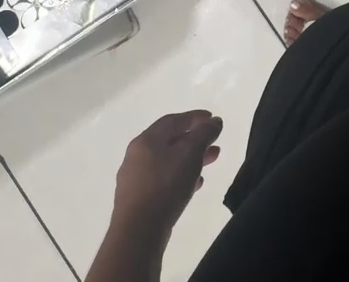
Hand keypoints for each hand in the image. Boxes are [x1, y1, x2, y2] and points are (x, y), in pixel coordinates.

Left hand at [108, 110, 223, 238]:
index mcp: (146, 140)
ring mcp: (134, 180)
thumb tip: (214, 121)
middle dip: (195, 140)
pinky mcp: (137, 200)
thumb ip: (205, 133)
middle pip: (170, 141)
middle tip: (214, 143)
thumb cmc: (166, 185)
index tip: (213, 119)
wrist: (138, 232)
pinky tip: (194, 184)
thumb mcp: (191, 153)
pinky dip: (180, 177)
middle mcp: (136, 157)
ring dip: (190, 159)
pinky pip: (162, 181)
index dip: (195, 117)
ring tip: (209, 163)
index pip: (173, 120)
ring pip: (168, 162)